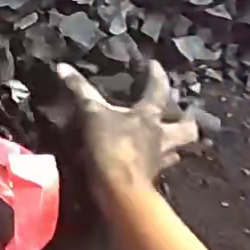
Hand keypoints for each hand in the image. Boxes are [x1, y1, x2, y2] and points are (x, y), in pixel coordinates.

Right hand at [55, 62, 200, 198]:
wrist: (118, 185)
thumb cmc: (109, 143)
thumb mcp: (90, 111)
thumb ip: (78, 89)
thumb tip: (62, 66)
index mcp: (148, 116)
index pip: (157, 91)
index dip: (156, 76)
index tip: (154, 64)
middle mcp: (160, 135)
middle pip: (186, 128)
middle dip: (186, 120)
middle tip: (183, 114)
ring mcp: (159, 157)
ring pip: (178, 148)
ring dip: (176, 143)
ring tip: (170, 139)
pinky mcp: (151, 174)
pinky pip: (162, 165)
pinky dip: (160, 160)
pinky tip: (153, 159)